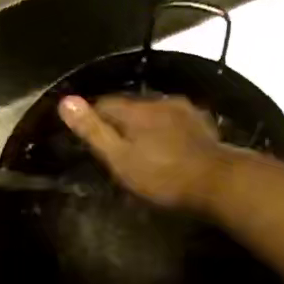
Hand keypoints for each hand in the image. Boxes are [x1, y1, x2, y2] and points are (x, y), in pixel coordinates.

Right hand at [57, 94, 236, 210]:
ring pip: (156, 114)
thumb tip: (65, 102)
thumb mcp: (122, 160)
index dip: (93, 118)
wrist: (218, 182)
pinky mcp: (204, 126)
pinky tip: (171, 149)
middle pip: (132, 108)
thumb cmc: (165, 177)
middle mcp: (160, 101)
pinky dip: (169, 134)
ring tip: (143, 148)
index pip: (104, 104)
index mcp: (136, 109)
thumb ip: (94, 132)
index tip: (89, 135)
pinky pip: (177, 125)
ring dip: (147, 127)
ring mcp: (186, 112)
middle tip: (116, 146)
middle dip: (122, 123)